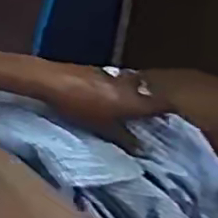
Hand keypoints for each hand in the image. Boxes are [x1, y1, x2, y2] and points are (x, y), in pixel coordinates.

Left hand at [36, 65, 161, 147]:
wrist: (48, 79)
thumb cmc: (78, 106)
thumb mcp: (102, 128)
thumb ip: (124, 138)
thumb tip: (142, 149)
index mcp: (136, 100)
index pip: (164, 104)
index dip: (169, 111)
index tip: (168, 118)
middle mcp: (128, 85)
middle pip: (147, 90)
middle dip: (147, 99)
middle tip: (141, 110)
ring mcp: (109, 73)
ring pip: (128, 81)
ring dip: (127, 90)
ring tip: (120, 101)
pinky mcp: (91, 68)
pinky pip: (108, 77)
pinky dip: (109, 84)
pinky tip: (98, 90)